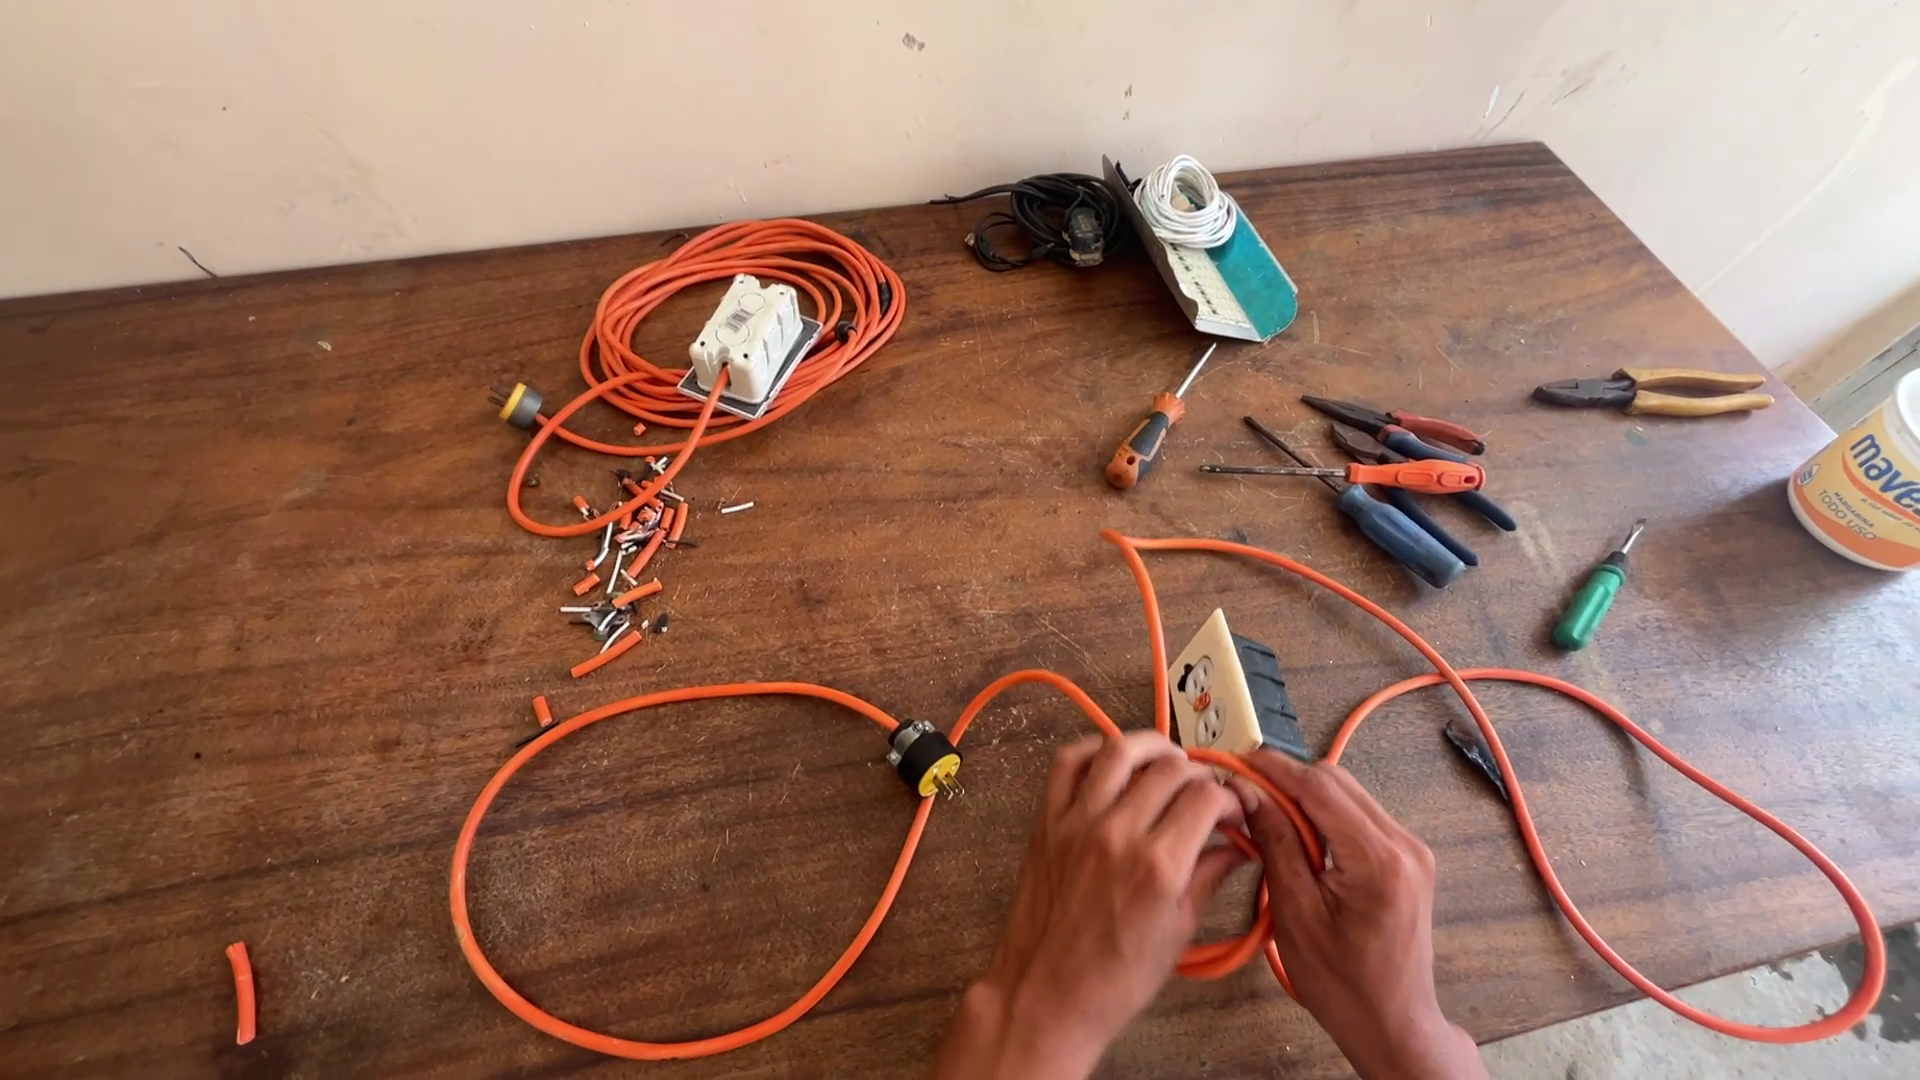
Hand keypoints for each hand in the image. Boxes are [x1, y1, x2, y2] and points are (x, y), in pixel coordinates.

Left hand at [934, 732, 1245, 1079]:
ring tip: (1165, 760)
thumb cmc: (1116, 978)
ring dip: (1150, 746)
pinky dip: (1094, 749)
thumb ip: (1209, 877)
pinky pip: (1068, 761)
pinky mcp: (1047, 818)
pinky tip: (1112, 761)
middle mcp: (1118, 831)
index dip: (1228, 797)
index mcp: (1159, 866)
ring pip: (1118, 750)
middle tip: (1203, 790)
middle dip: (1198, 772)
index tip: (1232, 810)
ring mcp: (1077, 820)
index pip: (1206, 797)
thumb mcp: (1178, 934)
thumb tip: (1239, 844)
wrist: (1045, 993)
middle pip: (1170, 768)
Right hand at [1232, 750, 1485, 1079]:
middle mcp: (1404, 844)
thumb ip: (1275, 842)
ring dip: (1303, 793)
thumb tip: (1248, 792)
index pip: (1318, 786)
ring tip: (1265, 810)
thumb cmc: (1340, 981)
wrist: (1394, 1025)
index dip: (1273, 767)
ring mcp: (1410, 848)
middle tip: (1245, 789)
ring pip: (1345, 790)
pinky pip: (1356, 811)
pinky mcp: (1406, 856)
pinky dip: (1322, 810)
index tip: (1236, 762)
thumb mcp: (1294, 911)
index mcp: (1378, 860)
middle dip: (1286, 778)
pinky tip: (1296, 829)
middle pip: (1334, 780)